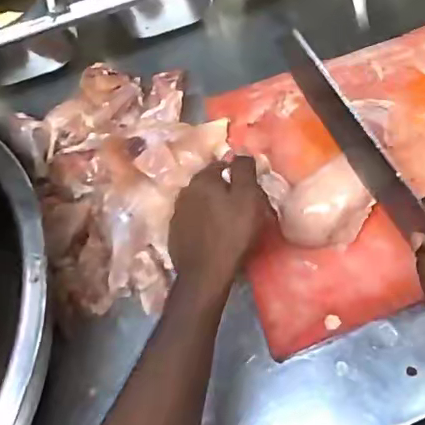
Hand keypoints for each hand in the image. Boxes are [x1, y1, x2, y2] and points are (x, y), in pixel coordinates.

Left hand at [167, 156, 266, 300]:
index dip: (237, 174)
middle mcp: (185, 191)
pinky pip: (193, 221)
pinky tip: (214, 236)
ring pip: (199, 202)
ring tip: (228, 222)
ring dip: (212, 207)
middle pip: (209, 184)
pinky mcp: (174, 234)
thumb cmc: (233, 232)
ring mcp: (176, 214)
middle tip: (241, 206)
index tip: (249, 188)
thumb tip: (240, 151)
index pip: (221, 165)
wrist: (206, 273)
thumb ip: (244, 170)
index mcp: (202, 179)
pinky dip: (203, 224)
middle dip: (223, 190)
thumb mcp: (248, 197)